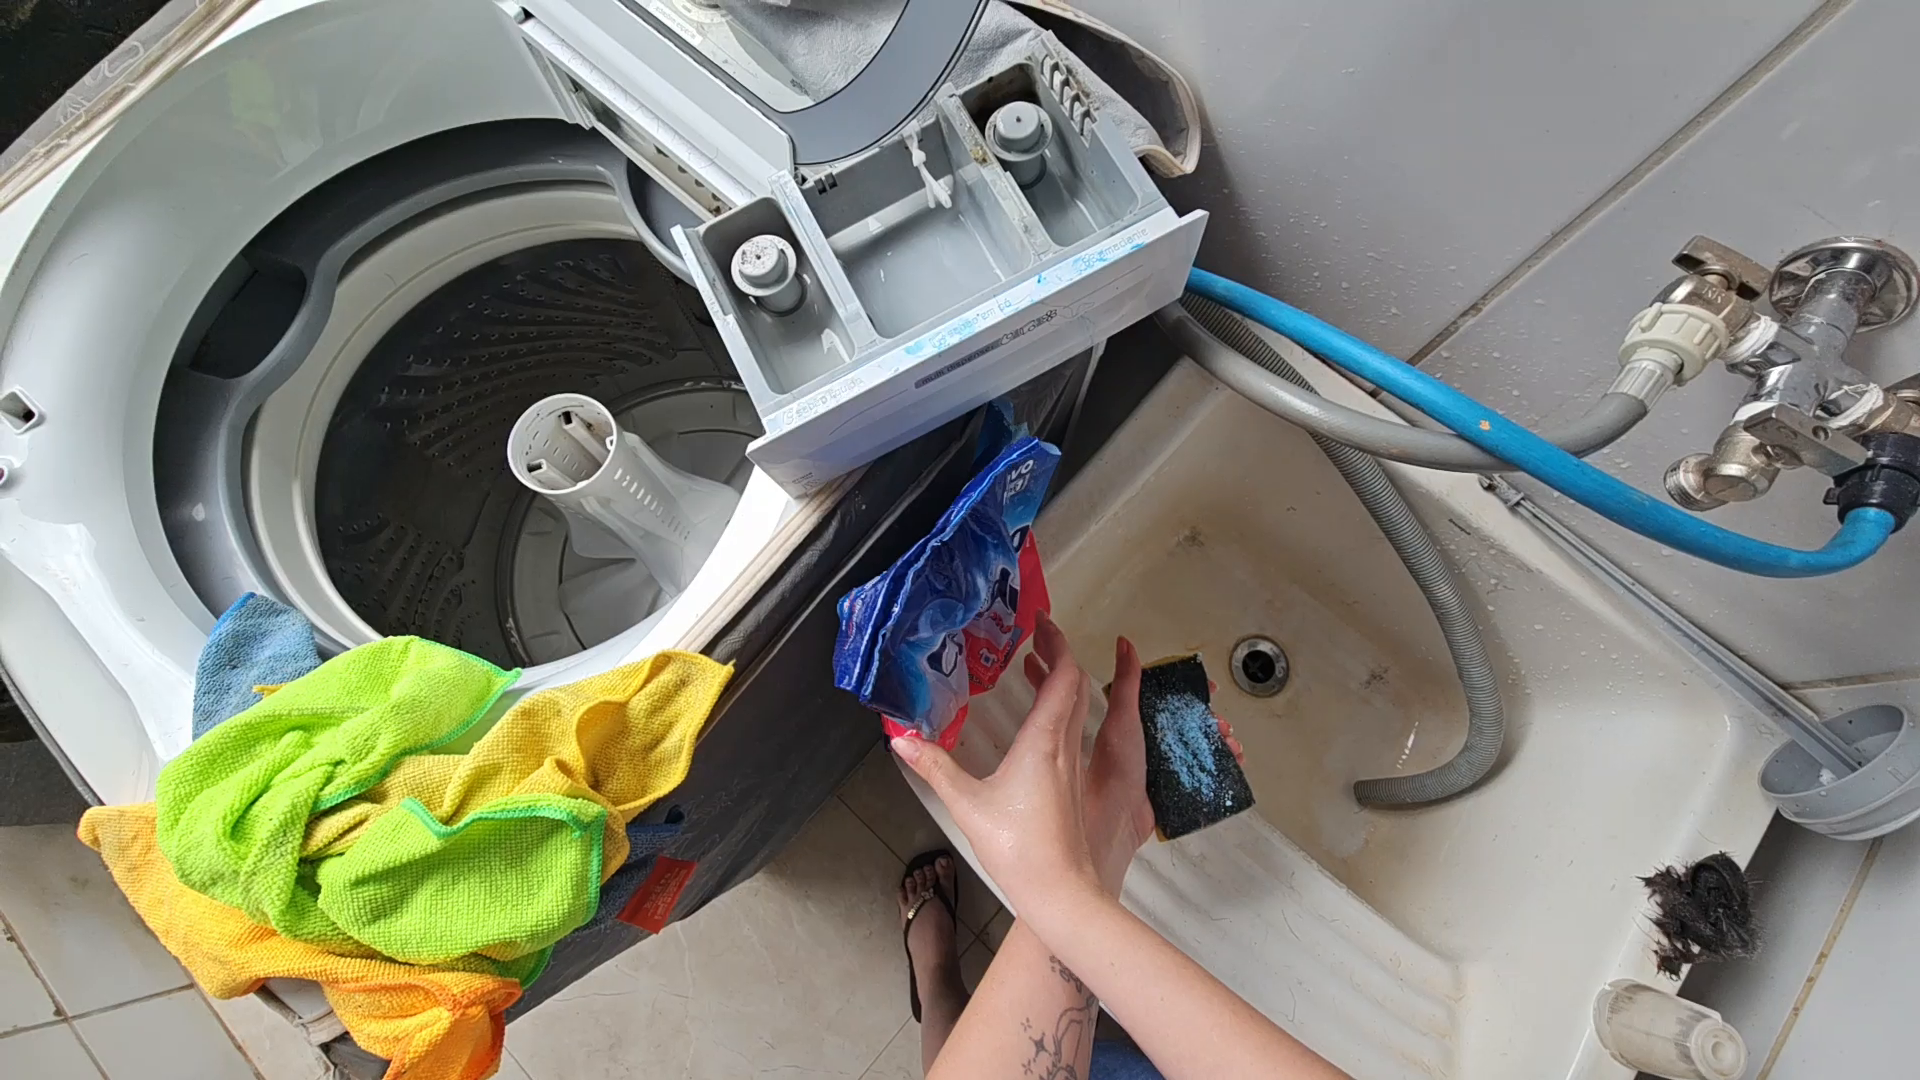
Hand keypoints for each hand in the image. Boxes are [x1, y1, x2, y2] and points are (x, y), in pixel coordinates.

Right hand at [893, 614, 1101, 914]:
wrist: (1062, 892)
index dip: (1056, 642)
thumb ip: (934, 767)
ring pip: (1077, 706)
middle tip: (1036, 633)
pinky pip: (1074, 728)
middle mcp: (1065, 744)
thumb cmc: (1018, 847)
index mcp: (1044, 739)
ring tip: (1034, 665)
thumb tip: (900, 739)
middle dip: (1059, 652)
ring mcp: (1074, 764)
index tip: (1040, 620)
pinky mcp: (1074, 782)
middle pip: (1075, 683)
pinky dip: (1061, 707)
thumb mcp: (968, 804)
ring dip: (1061, 679)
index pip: (1064, 675)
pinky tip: (1039, 719)